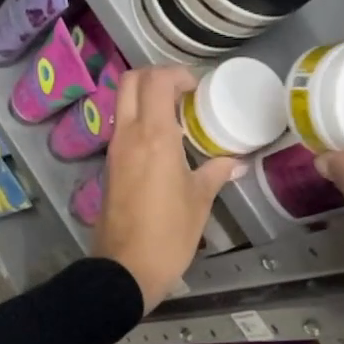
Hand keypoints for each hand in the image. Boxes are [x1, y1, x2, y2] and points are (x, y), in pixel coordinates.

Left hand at [94, 67, 241, 313]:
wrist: (124, 269)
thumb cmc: (168, 234)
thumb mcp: (200, 201)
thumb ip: (216, 172)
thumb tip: (234, 161)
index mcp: (154, 136)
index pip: (156, 81)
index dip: (176, 74)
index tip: (196, 88)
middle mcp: (128, 134)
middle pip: (130, 81)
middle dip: (155, 76)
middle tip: (181, 92)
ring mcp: (114, 149)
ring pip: (121, 102)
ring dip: (144, 97)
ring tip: (175, 114)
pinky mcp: (109, 165)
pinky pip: (121, 126)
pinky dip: (138, 119)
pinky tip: (162, 141)